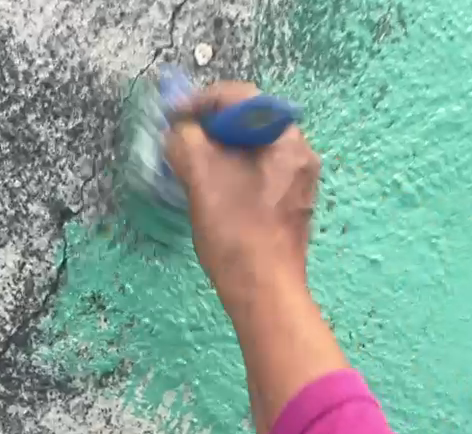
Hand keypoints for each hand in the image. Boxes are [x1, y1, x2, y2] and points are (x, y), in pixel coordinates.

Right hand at [165, 81, 322, 314]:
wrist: (265, 296)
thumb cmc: (238, 236)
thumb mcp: (202, 180)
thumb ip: (185, 143)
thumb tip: (178, 134)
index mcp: (287, 139)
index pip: (241, 100)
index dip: (200, 102)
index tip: (172, 117)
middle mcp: (300, 157)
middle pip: (248, 127)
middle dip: (209, 132)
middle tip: (179, 143)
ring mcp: (297, 187)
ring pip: (251, 156)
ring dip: (218, 157)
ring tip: (190, 171)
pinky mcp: (288, 213)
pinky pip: (256, 181)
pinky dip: (231, 180)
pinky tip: (212, 197)